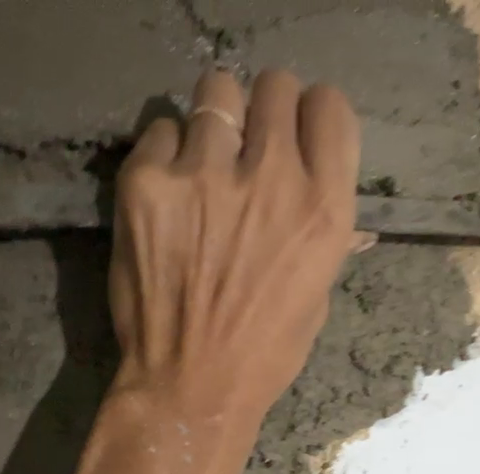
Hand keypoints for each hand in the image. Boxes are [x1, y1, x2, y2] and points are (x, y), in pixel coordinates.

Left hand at [109, 69, 360, 422]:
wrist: (191, 383)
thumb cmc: (267, 351)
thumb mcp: (318, 294)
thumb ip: (323, 234)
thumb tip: (332, 207)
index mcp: (325, 211)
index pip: (330, 107)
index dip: (315, 117)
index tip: (302, 136)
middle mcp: (272, 179)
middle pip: (275, 84)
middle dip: (267, 108)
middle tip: (253, 142)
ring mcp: (205, 174)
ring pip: (216, 89)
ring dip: (217, 120)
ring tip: (207, 160)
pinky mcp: (147, 179)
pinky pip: (162, 129)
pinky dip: (169, 152)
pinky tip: (171, 193)